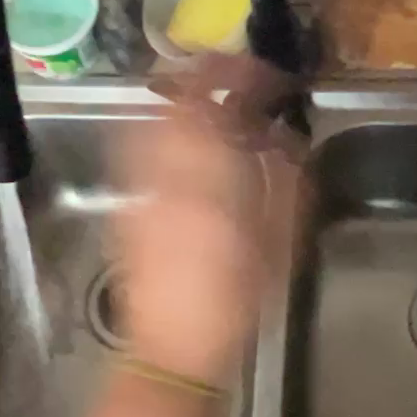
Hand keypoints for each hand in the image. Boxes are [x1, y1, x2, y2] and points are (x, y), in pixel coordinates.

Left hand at [112, 56, 302, 386]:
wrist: (173, 343)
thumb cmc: (233, 298)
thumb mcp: (276, 242)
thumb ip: (285, 180)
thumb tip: (288, 140)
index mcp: (208, 171)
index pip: (218, 93)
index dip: (244, 73)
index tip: (270, 80)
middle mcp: (165, 166)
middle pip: (177, 94)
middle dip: (210, 78)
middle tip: (240, 87)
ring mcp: (139, 181)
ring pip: (154, 116)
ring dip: (185, 102)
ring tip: (214, 114)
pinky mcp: (127, 201)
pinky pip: (140, 146)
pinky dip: (165, 132)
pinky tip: (187, 153)